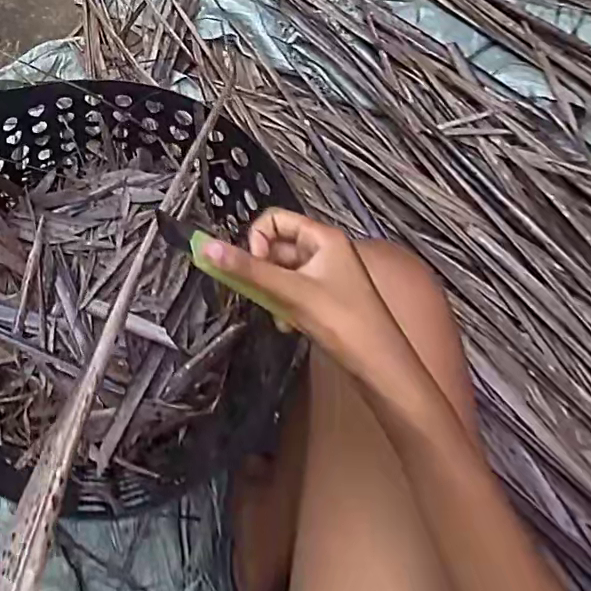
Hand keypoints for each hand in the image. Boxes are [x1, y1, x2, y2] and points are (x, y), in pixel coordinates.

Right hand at [203, 210, 411, 380]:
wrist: (383, 371)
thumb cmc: (346, 324)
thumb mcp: (290, 292)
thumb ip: (246, 269)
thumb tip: (207, 247)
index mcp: (323, 238)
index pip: (274, 219)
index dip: (257, 238)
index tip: (254, 264)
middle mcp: (325, 251)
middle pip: (275, 246)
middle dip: (261, 268)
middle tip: (258, 290)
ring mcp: (326, 275)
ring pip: (281, 270)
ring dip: (270, 289)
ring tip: (276, 311)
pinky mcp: (325, 298)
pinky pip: (291, 289)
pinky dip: (283, 303)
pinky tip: (287, 323)